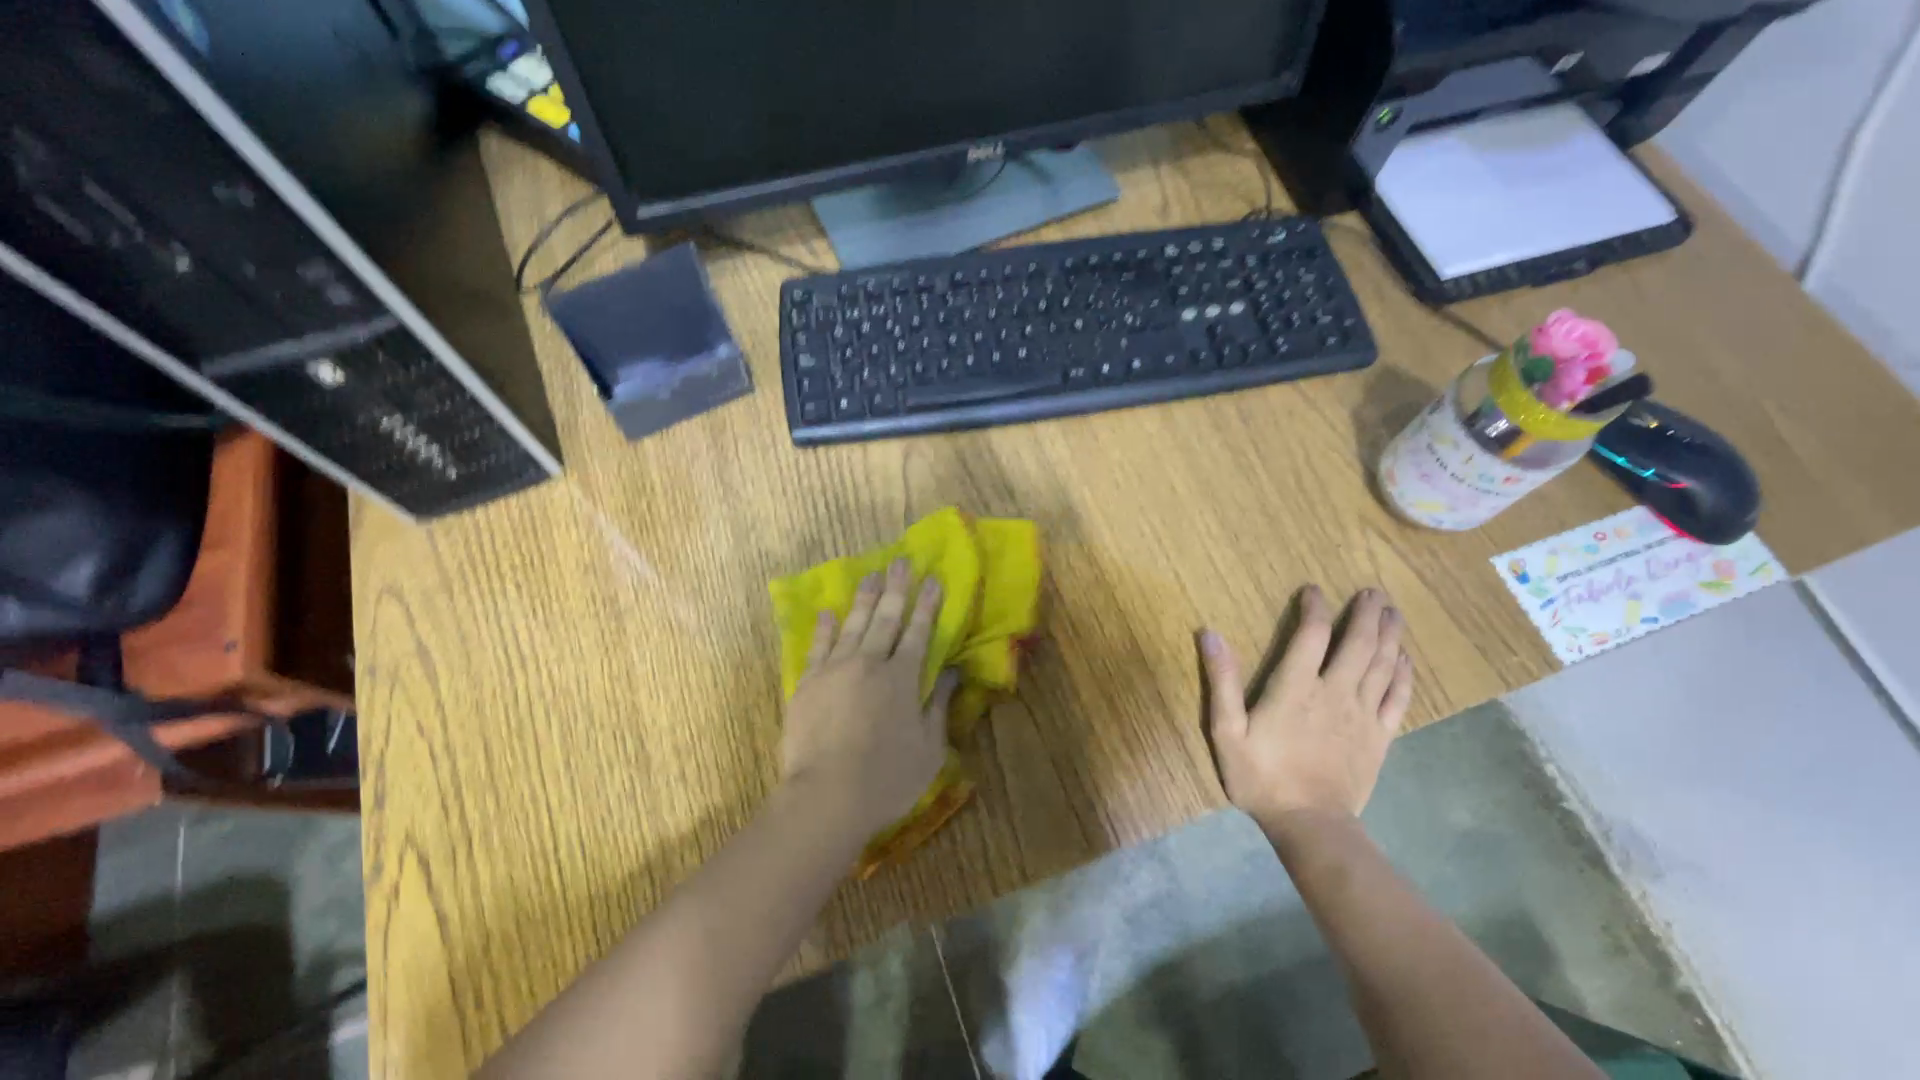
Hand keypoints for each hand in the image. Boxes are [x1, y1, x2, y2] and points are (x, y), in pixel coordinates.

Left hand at [781, 559, 957, 834]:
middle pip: (885, 619)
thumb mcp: (928, 748)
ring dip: (864, 599)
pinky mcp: (806, 685)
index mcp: (902, 678)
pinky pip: (817, 647)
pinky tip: (829, 612)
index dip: (927, 605)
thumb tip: (953, 673)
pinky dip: (824, 628)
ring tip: (872, 576)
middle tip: (902, 562)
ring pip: (852, 625)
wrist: (826, 796)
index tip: (932, 578)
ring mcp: (833, 671)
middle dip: (896, 589)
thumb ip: (938, 706)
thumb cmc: (887, 778)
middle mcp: (868, 664)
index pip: (918, 632)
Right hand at [1200, 585, 1413, 826]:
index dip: (1315, 607)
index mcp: (1296, 688)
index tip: (1313, 590)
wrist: (1310, 823)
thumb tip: (1210, 634)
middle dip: (1366, 613)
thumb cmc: (1261, 777)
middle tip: (1371, 592)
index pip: (1312, 634)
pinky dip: (1404, 672)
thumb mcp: (1227, 732)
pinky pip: (1398, 696)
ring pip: (1383, 663)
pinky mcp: (1381, 736)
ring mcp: (1363, 714)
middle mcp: (1335, 691)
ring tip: (1391, 611)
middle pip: (1358, 642)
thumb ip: (1221, 682)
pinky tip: (1404, 658)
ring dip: (1389, 633)